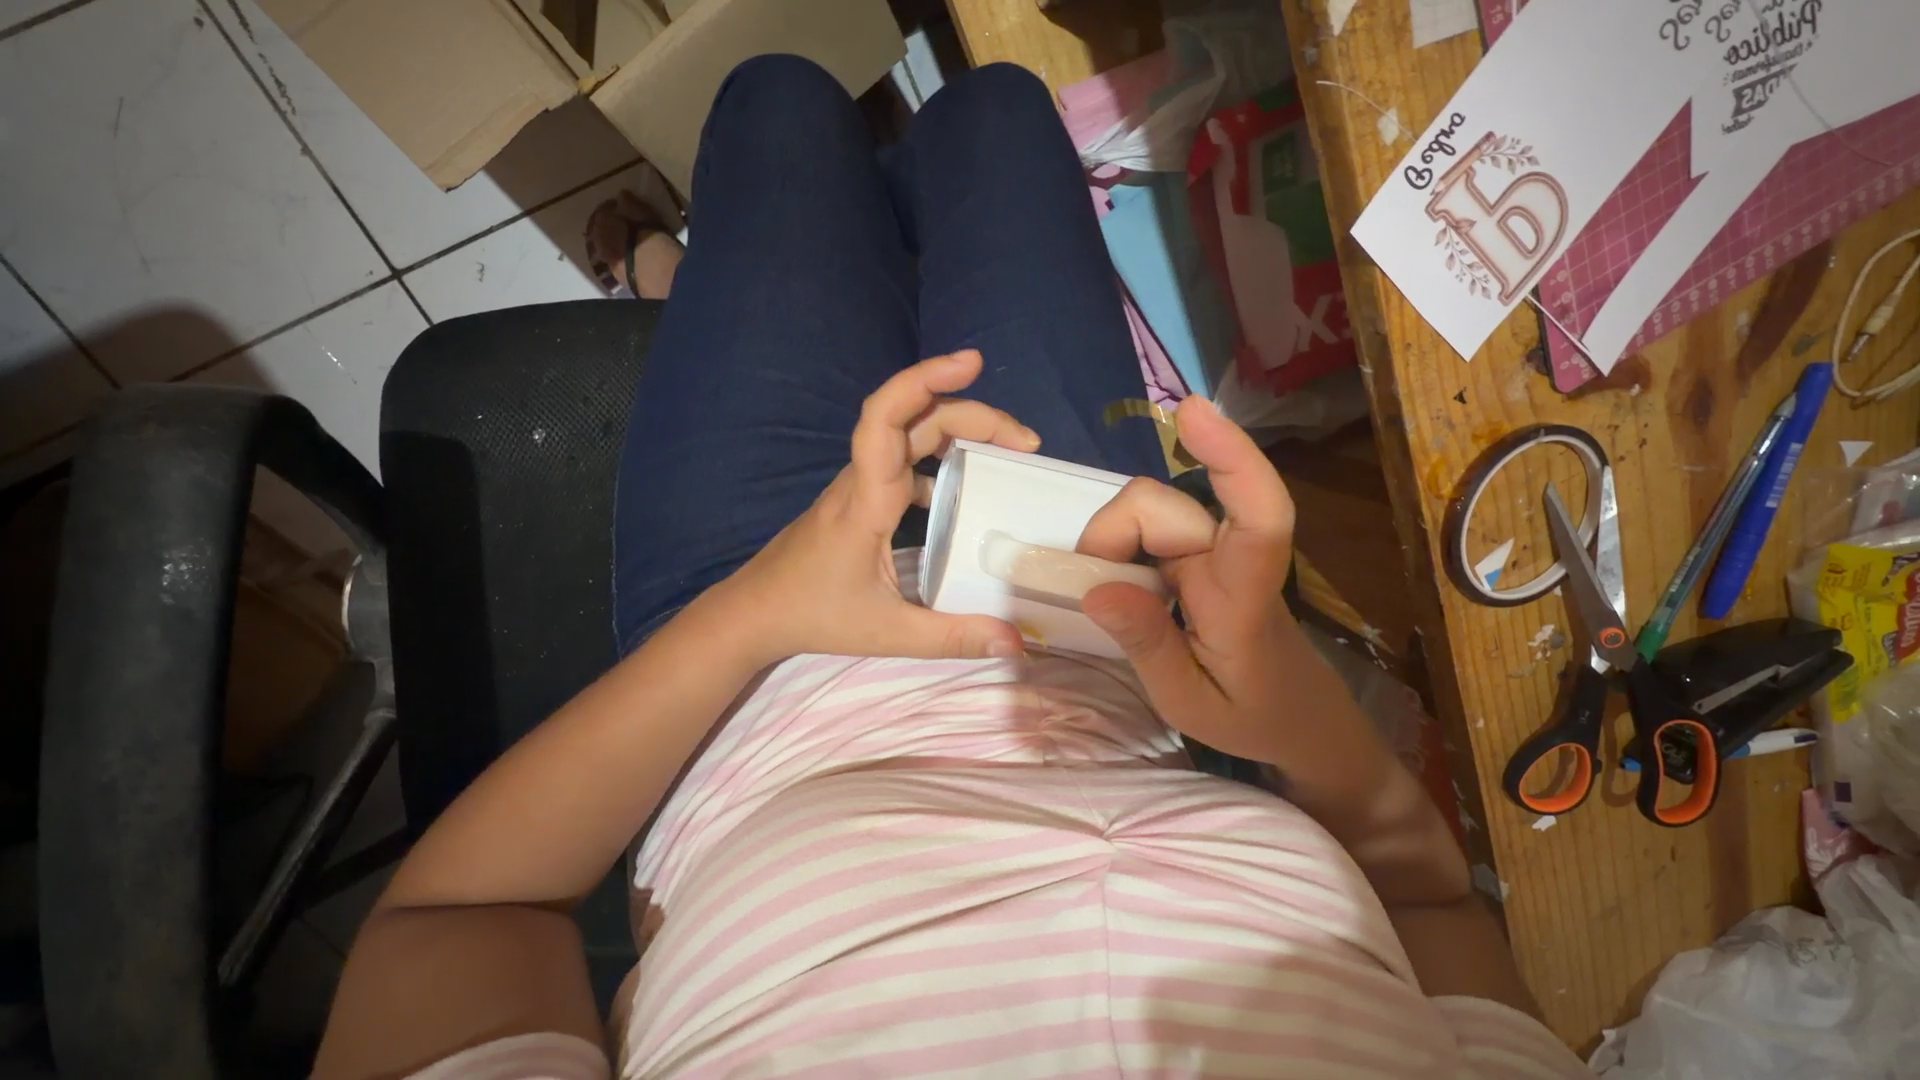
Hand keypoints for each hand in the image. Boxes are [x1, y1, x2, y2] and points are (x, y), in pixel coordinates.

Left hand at [708, 350, 1032, 665]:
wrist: (755, 612)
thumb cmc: (813, 614)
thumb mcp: (887, 633)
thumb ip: (952, 637)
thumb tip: (1016, 642)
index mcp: (865, 500)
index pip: (885, 419)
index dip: (924, 380)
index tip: (972, 364)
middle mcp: (863, 480)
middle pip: (915, 418)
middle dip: (973, 414)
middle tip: (1026, 441)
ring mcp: (861, 485)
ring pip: (912, 435)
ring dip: (960, 430)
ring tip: (1010, 452)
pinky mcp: (862, 497)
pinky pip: (907, 462)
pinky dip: (943, 460)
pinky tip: (969, 488)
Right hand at [1075, 397, 1390, 782]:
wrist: (1299, 720)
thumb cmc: (1254, 717)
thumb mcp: (1188, 702)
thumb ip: (1147, 645)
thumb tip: (1095, 589)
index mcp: (1243, 597)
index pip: (1258, 516)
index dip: (1231, 456)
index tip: (1192, 412)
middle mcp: (1229, 558)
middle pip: (1161, 505)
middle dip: (1110, 536)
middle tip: (1095, 598)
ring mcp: (1212, 552)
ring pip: (1147, 511)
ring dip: (1111, 545)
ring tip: (1110, 602)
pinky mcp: (1198, 555)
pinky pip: (1147, 529)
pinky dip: (1119, 548)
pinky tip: (1121, 586)